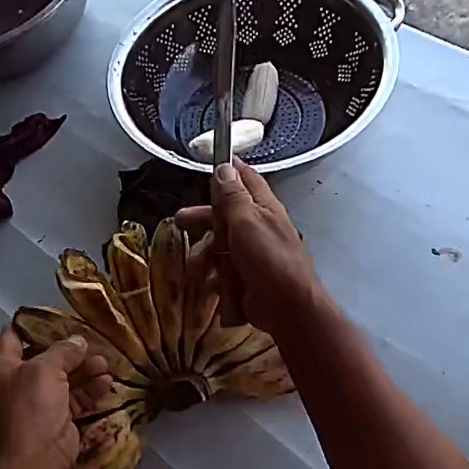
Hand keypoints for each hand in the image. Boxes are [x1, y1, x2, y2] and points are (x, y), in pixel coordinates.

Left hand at [0, 327, 112, 468]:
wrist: (36, 460)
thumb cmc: (31, 408)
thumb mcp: (45, 369)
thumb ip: (63, 350)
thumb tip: (78, 341)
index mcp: (3, 367)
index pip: (13, 335)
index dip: (32, 322)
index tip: (56, 311)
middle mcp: (19, 382)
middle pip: (45, 356)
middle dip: (69, 348)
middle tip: (92, 336)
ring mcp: (39, 401)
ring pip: (65, 377)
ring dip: (85, 368)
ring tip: (105, 361)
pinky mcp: (58, 417)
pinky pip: (77, 397)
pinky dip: (91, 389)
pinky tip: (108, 382)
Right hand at [177, 161, 325, 340]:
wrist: (286, 306)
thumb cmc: (270, 259)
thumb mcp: (247, 221)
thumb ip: (234, 195)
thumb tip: (225, 167)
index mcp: (264, 207)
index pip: (247, 179)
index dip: (229, 170)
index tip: (212, 162)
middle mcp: (258, 227)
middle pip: (225, 214)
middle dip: (204, 219)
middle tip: (182, 219)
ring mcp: (251, 254)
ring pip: (219, 245)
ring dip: (207, 254)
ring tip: (200, 265)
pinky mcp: (244, 277)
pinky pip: (222, 270)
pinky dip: (215, 276)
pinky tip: (211, 282)